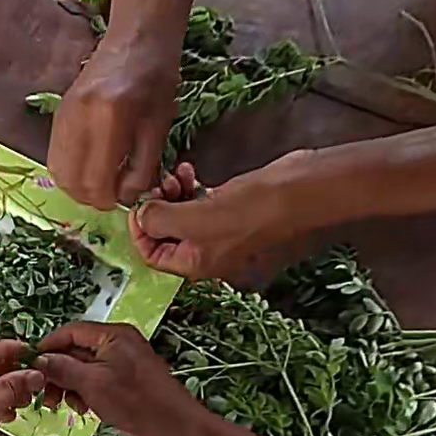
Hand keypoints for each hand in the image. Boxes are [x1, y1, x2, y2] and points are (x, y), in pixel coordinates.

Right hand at [33, 322, 200, 435]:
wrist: (173, 424)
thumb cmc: (134, 401)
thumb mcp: (92, 384)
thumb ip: (63, 368)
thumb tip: (38, 360)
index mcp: (111, 334)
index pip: (70, 331)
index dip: (48, 348)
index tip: (32, 367)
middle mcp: (118, 341)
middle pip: (76, 350)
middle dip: (59, 372)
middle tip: (48, 396)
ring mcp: (124, 359)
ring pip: (86, 366)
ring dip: (71, 385)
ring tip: (69, 406)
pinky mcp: (128, 376)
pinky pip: (99, 377)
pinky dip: (87, 390)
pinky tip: (85, 407)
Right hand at [49, 33, 182, 208]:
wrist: (136, 38)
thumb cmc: (156, 80)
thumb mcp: (159, 127)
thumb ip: (142, 168)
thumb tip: (124, 198)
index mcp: (110, 118)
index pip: (96, 181)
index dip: (108, 200)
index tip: (120, 199)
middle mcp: (80, 117)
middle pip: (73, 182)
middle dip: (92, 197)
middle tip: (111, 193)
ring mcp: (64, 116)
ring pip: (60, 174)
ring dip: (78, 188)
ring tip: (99, 182)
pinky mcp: (58, 116)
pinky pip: (55, 158)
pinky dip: (69, 172)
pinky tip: (88, 168)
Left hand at [130, 162, 298, 280]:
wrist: (298, 190)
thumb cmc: (250, 210)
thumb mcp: (196, 219)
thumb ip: (161, 220)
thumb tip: (140, 215)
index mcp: (192, 263)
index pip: (151, 256)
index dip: (139, 233)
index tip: (137, 206)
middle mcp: (201, 250)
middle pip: (162, 234)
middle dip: (155, 209)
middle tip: (158, 186)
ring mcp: (213, 229)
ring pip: (177, 215)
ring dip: (169, 194)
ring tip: (176, 176)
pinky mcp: (226, 208)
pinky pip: (195, 201)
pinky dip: (187, 187)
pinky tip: (188, 172)